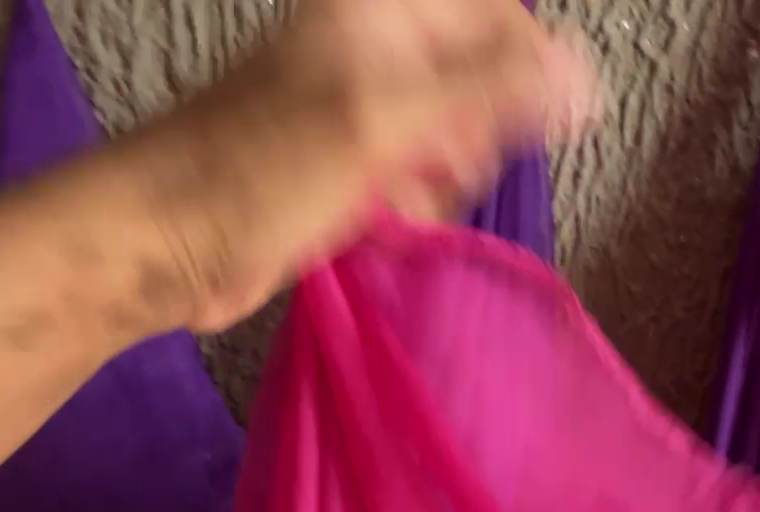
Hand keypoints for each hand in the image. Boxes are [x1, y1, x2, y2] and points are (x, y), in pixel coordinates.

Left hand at [129, 0, 597, 330]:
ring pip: (458, 142)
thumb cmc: (267, 175)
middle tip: (432, 163)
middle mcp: (382, 54)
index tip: (538, 128)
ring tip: (394, 197)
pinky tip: (383, 218)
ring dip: (443, 182)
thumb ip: (490, 91)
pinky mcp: (362, 166)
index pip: (498, 18)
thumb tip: (581, 76)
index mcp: (384, 16)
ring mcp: (371, 112)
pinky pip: (425, 181)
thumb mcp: (387, 122)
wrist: (178, 241)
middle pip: (484, 87)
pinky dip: (416, 207)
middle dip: (474, 139)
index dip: (531, 69)